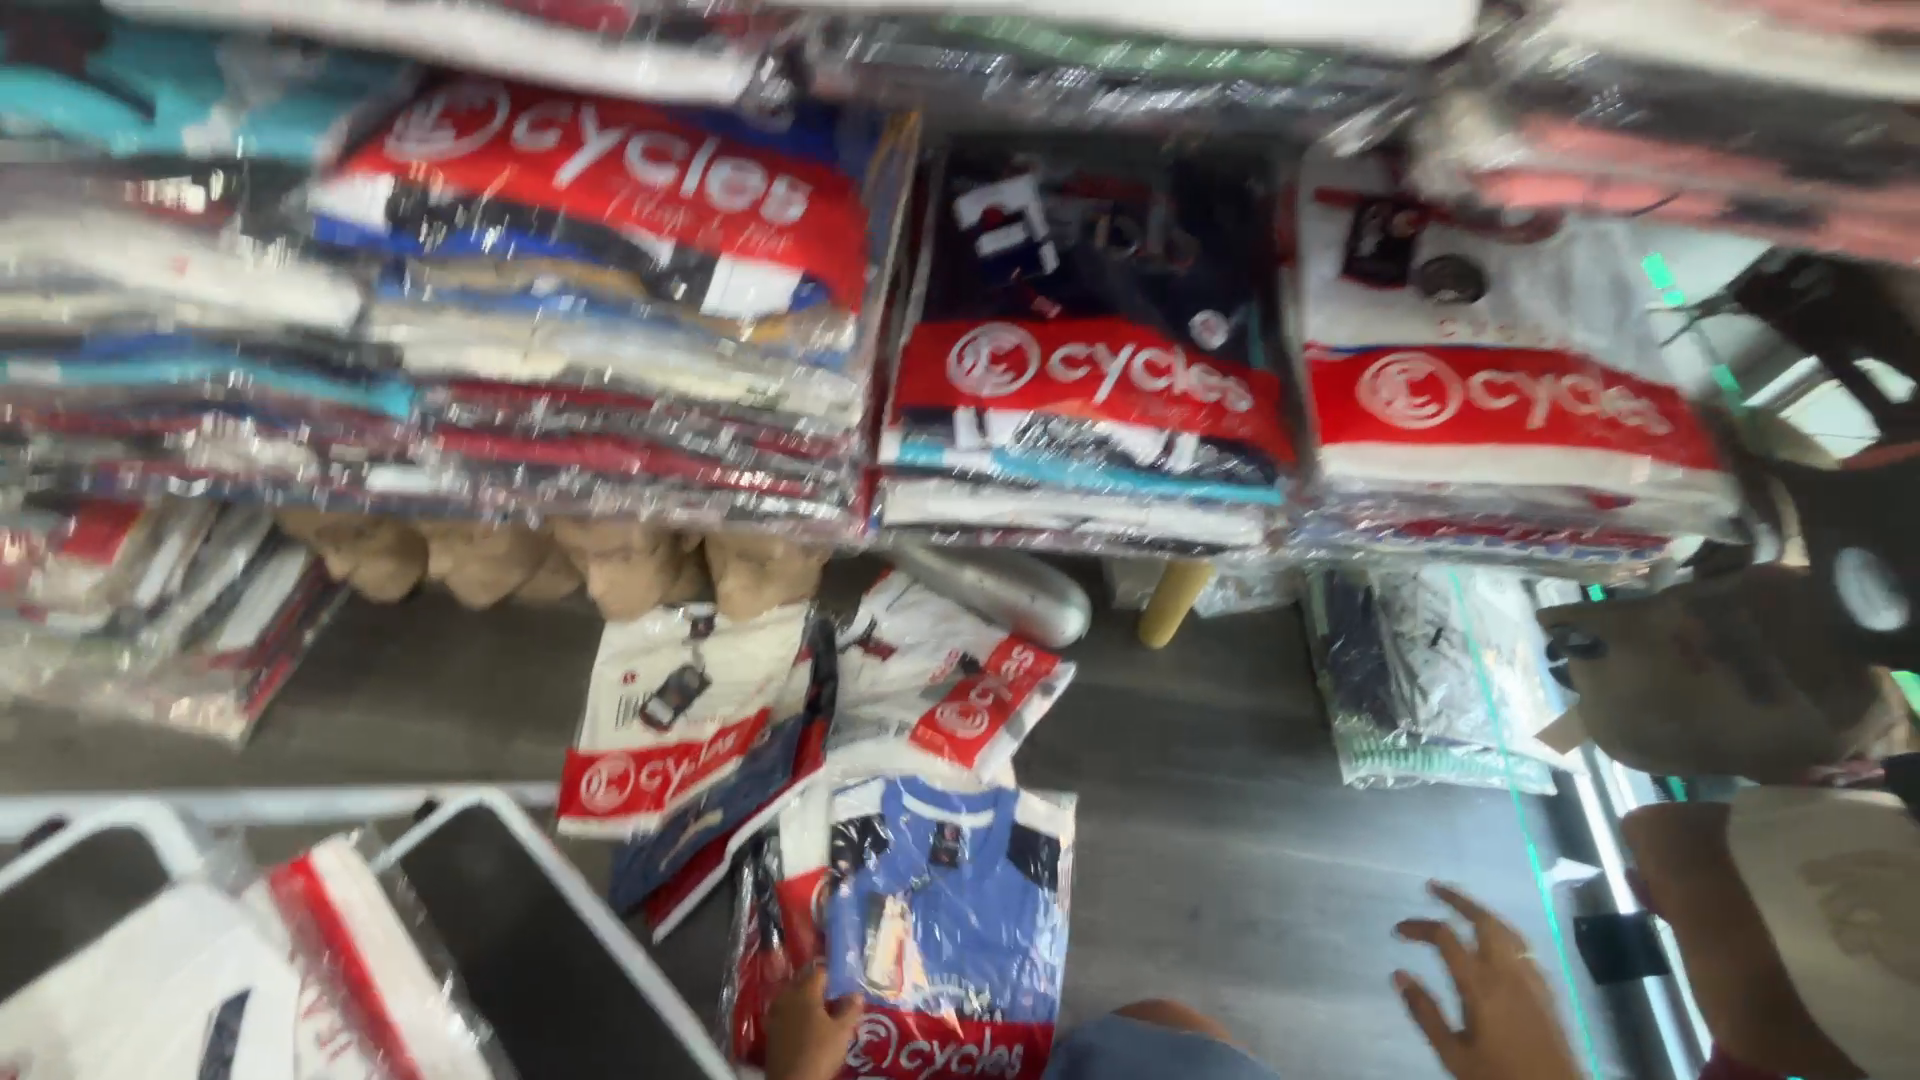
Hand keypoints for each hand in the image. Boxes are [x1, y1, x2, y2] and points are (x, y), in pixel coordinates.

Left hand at [766, 968, 864, 1079]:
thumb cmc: (819, 1053)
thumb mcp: (842, 1032)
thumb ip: (850, 1009)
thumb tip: (857, 994)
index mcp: (805, 991)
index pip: (820, 971)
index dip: (833, 975)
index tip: (843, 983)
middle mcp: (788, 997)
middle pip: (803, 980)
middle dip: (816, 984)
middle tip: (832, 994)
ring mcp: (776, 1013)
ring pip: (791, 995)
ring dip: (803, 997)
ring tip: (818, 1008)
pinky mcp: (770, 1030)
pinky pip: (783, 1012)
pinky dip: (793, 1012)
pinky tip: (802, 1023)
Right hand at [1393, 882, 1583, 1079]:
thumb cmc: (1501, 1079)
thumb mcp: (1453, 1055)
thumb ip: (1425, 1012)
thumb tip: (1398, 974)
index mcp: (1480, 985)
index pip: (1445, 936)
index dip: (1418, 926)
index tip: (1398, 932)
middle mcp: (1508, 974)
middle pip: (1483, 921)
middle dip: (1457, 899)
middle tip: (1433, 888)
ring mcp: (1532, 982)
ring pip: (1507, 931)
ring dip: (1481, 912)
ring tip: (1462, 907)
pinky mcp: (1547, 993)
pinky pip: (1523, 948)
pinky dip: (1502, 933)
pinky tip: (1495, 942)